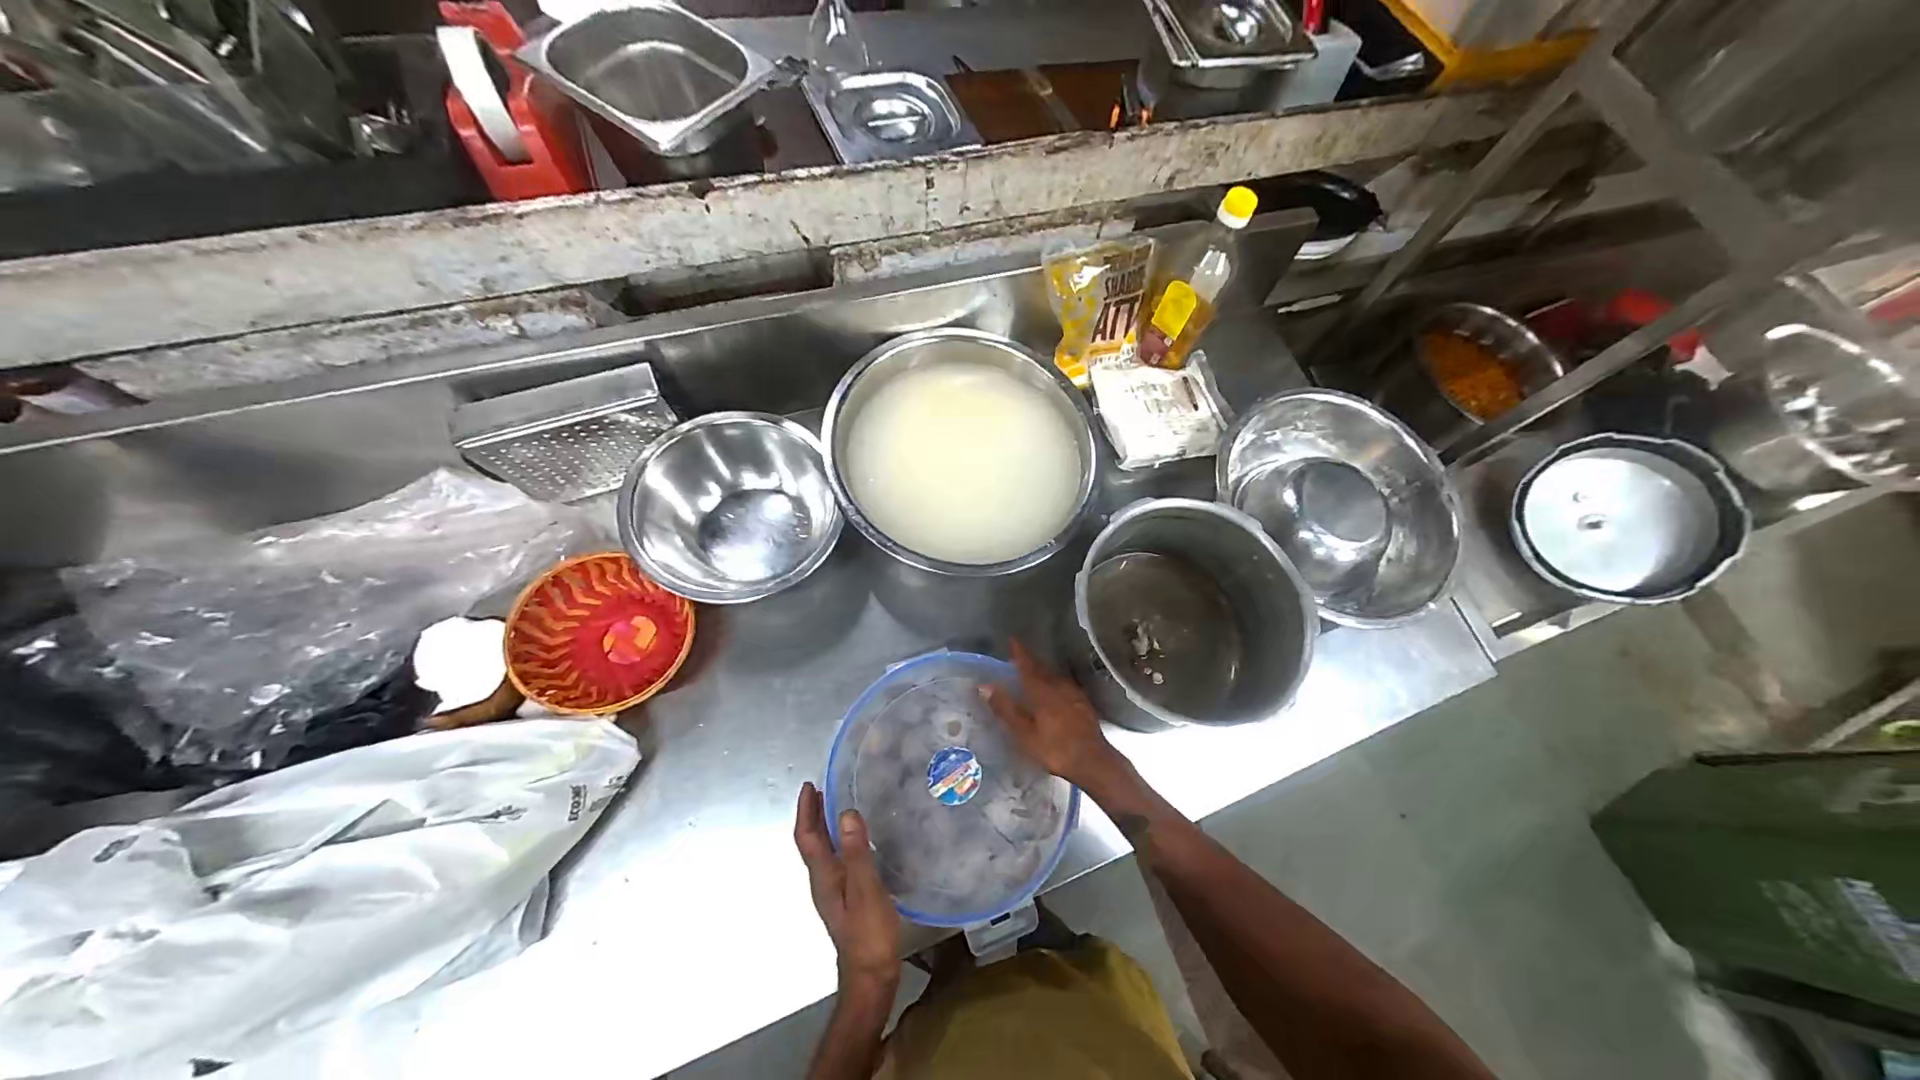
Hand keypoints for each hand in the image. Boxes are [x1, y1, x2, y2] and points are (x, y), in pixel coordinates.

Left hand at [794, 782, 899, 997]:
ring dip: (825, 827)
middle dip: (813, 815)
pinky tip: (857, 841)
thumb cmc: (868, 934)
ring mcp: (834, 892)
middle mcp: (823, 881)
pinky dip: (840, 842)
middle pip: (811, 842)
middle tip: (822, 789)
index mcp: (823, 876)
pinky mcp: (846, 898)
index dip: (806, 810)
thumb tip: (845, 813)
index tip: (809, 786)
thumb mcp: (865, 889)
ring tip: (837, 807)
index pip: (807, 837)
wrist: (871, 976)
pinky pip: (837, 860)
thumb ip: (856, 852)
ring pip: (823, 851)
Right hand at [984, 639, 1127, 792]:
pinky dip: (1056, 681)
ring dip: (1044, 670)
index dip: (1019, 653)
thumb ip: (1005, 708)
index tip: (1012, 640)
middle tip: (1020, 655)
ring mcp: (1074, 695)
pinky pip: (1065, 685)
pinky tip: (1057, 689)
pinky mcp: (1084, 704)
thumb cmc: (1054, 749)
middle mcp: (1059, 687)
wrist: (1093, 761)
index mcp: (1042, 691)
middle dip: (1031, 660)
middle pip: (1042, 669)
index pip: (1027, 666)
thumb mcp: (1024, 732)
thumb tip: (984, 685)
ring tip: (1036, 670)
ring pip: (1055, 676)